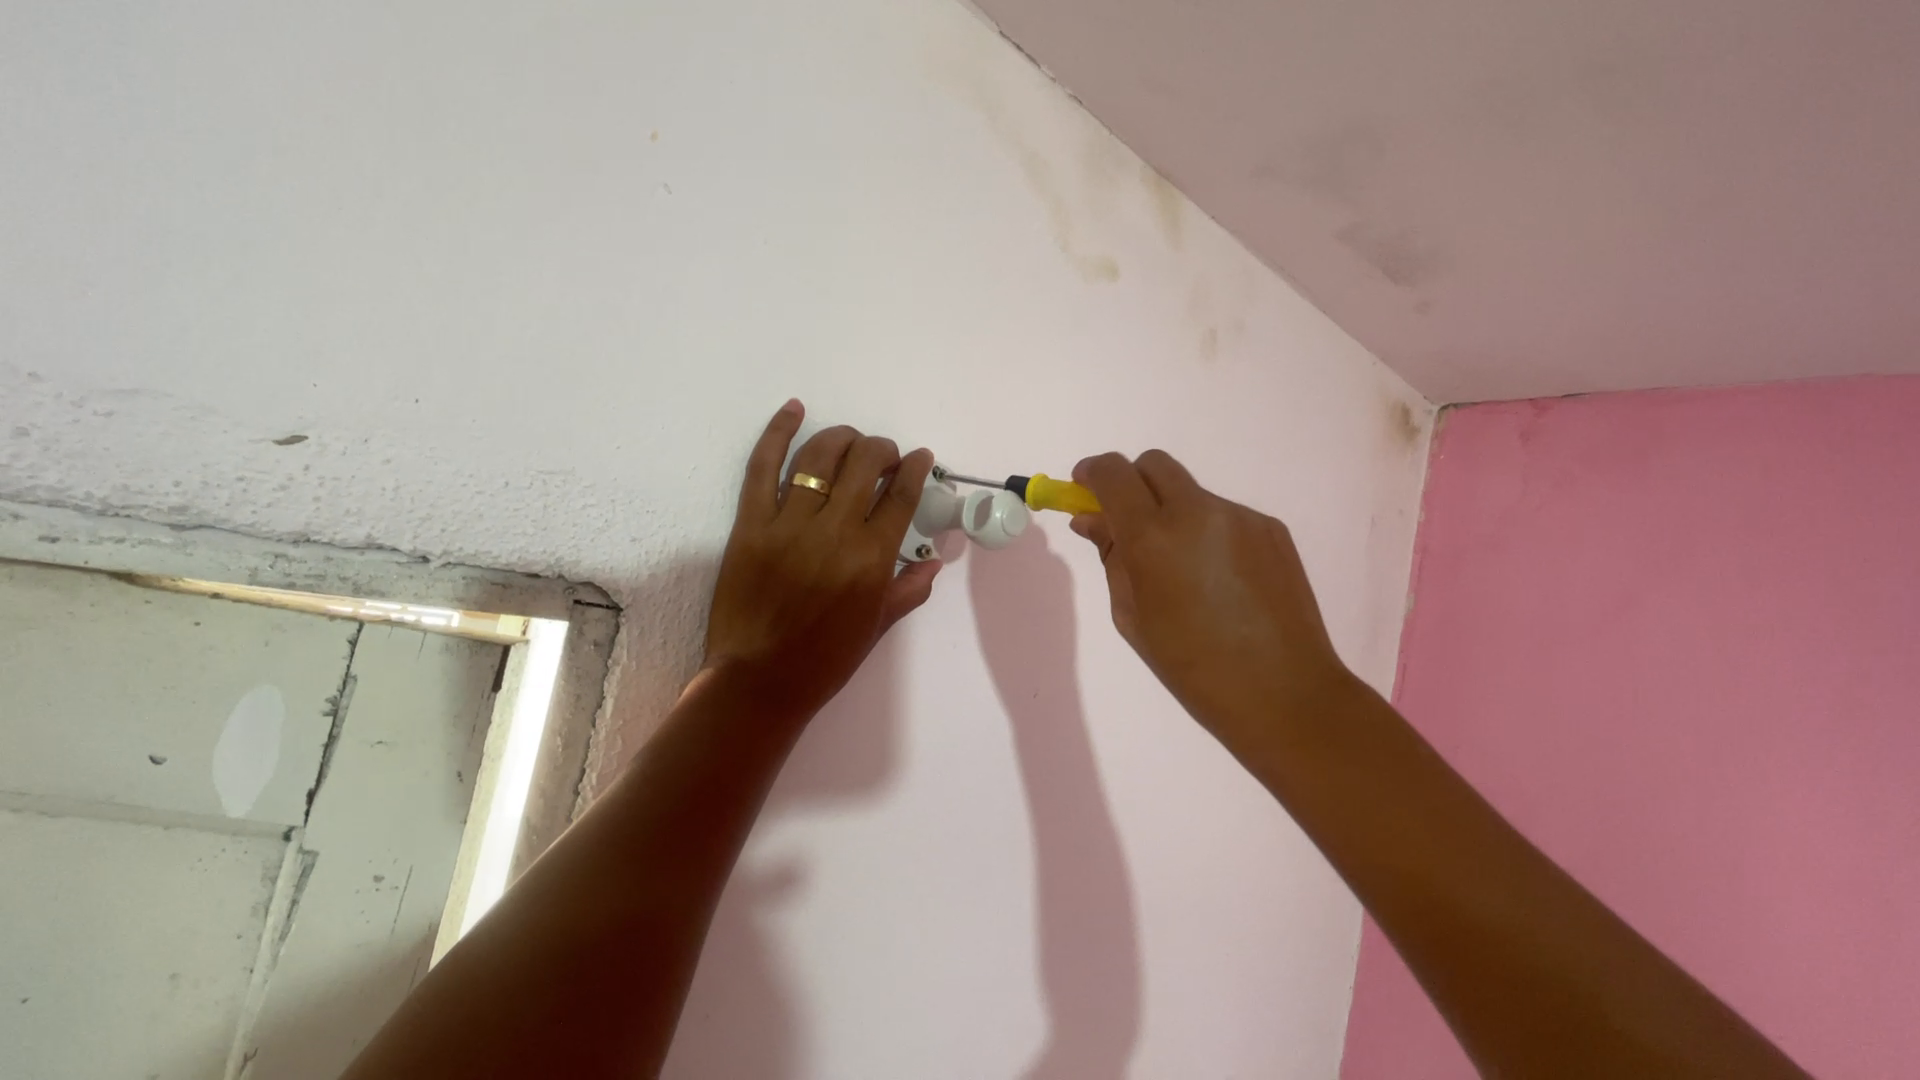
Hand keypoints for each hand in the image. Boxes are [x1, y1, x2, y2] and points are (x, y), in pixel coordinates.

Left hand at [702, 401, 941, 719]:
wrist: (758, 682)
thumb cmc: (824, 660)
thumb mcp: (876, 627)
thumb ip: (908, 589)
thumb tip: (935, 560)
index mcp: (871, 558)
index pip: (902, 496)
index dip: (916, 469)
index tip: (920, 458)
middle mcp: (835, 531)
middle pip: (866, 464)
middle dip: (882, 450)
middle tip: (884, 455)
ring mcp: (789, 523)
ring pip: (819, 456)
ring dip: (841, 438)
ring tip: (850, 439)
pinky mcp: (750, 524)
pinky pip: (762, 465)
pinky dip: (777, 431)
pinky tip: (794, 408)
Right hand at [1067, 450, 1355, 745]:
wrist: (1284, 693)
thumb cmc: (1193, 668)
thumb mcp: (1132, 617)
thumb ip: (1112, 558)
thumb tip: (1093, 521)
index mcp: (1154, 538)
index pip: (1113, 474)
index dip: (1091, 473)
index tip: (1083, 489)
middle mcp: (1199, 512)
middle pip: (1154, 465)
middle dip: (1131, 483)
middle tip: (1125, 522)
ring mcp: (1241, 517)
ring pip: (1190, 493)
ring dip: (1172, 514)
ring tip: (1182, 572)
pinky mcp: (1271, 529)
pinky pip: (1223, 516)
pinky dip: (1207, 534)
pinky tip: (1218, 582)